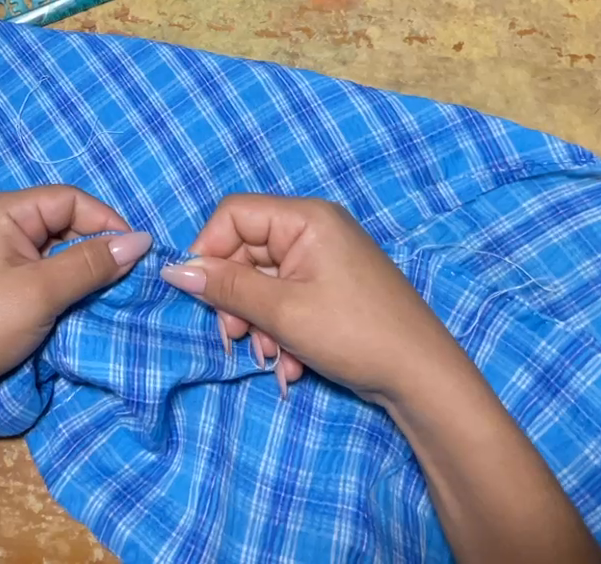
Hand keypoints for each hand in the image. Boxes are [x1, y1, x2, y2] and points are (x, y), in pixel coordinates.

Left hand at [0, 185, 152, 400]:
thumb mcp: (41, 292)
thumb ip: (90, 263)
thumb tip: (141, 241)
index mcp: (4, 210)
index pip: (69, 199)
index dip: (106, 222)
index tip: (137, 255)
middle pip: (63, 221)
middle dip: (95, 246)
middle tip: (125, 279)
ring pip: (55, 248)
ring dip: (81, 268)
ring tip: (107, 293)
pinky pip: (41, 268)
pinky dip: (64, 282)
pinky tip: (79, 302)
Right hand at [159, 193, 466, 404]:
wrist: (428, 385)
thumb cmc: (354, 334)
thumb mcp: (282, 312)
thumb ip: (225, 287)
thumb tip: (172, 270)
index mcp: (305, 218)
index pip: (234, 215)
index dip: (209, 250)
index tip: (199, 292)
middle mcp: (314, 229)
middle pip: (246, 251)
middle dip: (236, 298)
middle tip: (235, 338)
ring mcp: (325, 259)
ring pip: (263, 280)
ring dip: (257, 321)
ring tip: (271, 357)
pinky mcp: (333, 288)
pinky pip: (287, 297)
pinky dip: (280, 328)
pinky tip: (291, 364)